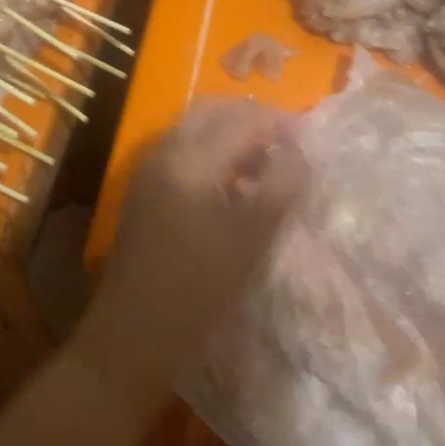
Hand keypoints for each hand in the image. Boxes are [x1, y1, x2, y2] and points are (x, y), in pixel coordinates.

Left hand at [72, 98, 309, 406]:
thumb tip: (299, 153)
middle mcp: (165, 151)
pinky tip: (236, 181)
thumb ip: (280, 188)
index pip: (243, 120)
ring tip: (269, 162)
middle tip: (290, 144)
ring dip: (233, 131)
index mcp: (190, 160)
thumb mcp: (250, 241)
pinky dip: (214, 147)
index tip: (312, 142)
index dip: (281, 124)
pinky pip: (184, 146)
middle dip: (255, 119)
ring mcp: (149, 167)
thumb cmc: (197, 292)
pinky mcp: (145, 186)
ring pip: (197, 125)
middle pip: (215, 110)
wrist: (132, 335)